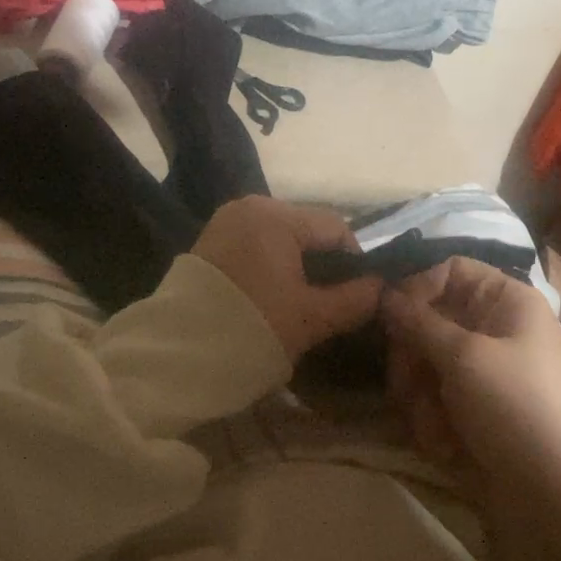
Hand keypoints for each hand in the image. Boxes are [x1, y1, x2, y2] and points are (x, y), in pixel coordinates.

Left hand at [191, 196, 383, 360]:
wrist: (179, 354)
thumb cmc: (254, 327)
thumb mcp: (312, 318)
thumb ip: (355, 298)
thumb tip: (380, 287)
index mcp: (276, 216)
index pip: (335, 227)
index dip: (355, 261)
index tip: (358, 295)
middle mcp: (249, 206)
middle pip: (307, 229)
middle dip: (324, 263)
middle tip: (329, 303)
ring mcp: (225, 222)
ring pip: (281, 238)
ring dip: (296, 265)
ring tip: (299, 304)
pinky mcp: (210, 241)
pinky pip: (255, 245)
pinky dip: (270, 265)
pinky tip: (271, 297)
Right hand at [383, 257, 560, 501]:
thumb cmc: (521, 411)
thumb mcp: (465, 358)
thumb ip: (419, 323)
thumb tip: (386, 294)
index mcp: (508, 301)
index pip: (449, 271)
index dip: (416, 290)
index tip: (387, 321)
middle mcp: (499, 331)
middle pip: (432, 322)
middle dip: (413, 359)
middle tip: (405, 388)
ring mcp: (491, 377)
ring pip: (430, 367)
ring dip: (422, 399)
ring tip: (434, 431)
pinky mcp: (483, 417)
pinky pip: (443, 404)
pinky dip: (437, 425)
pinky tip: (447, 450)